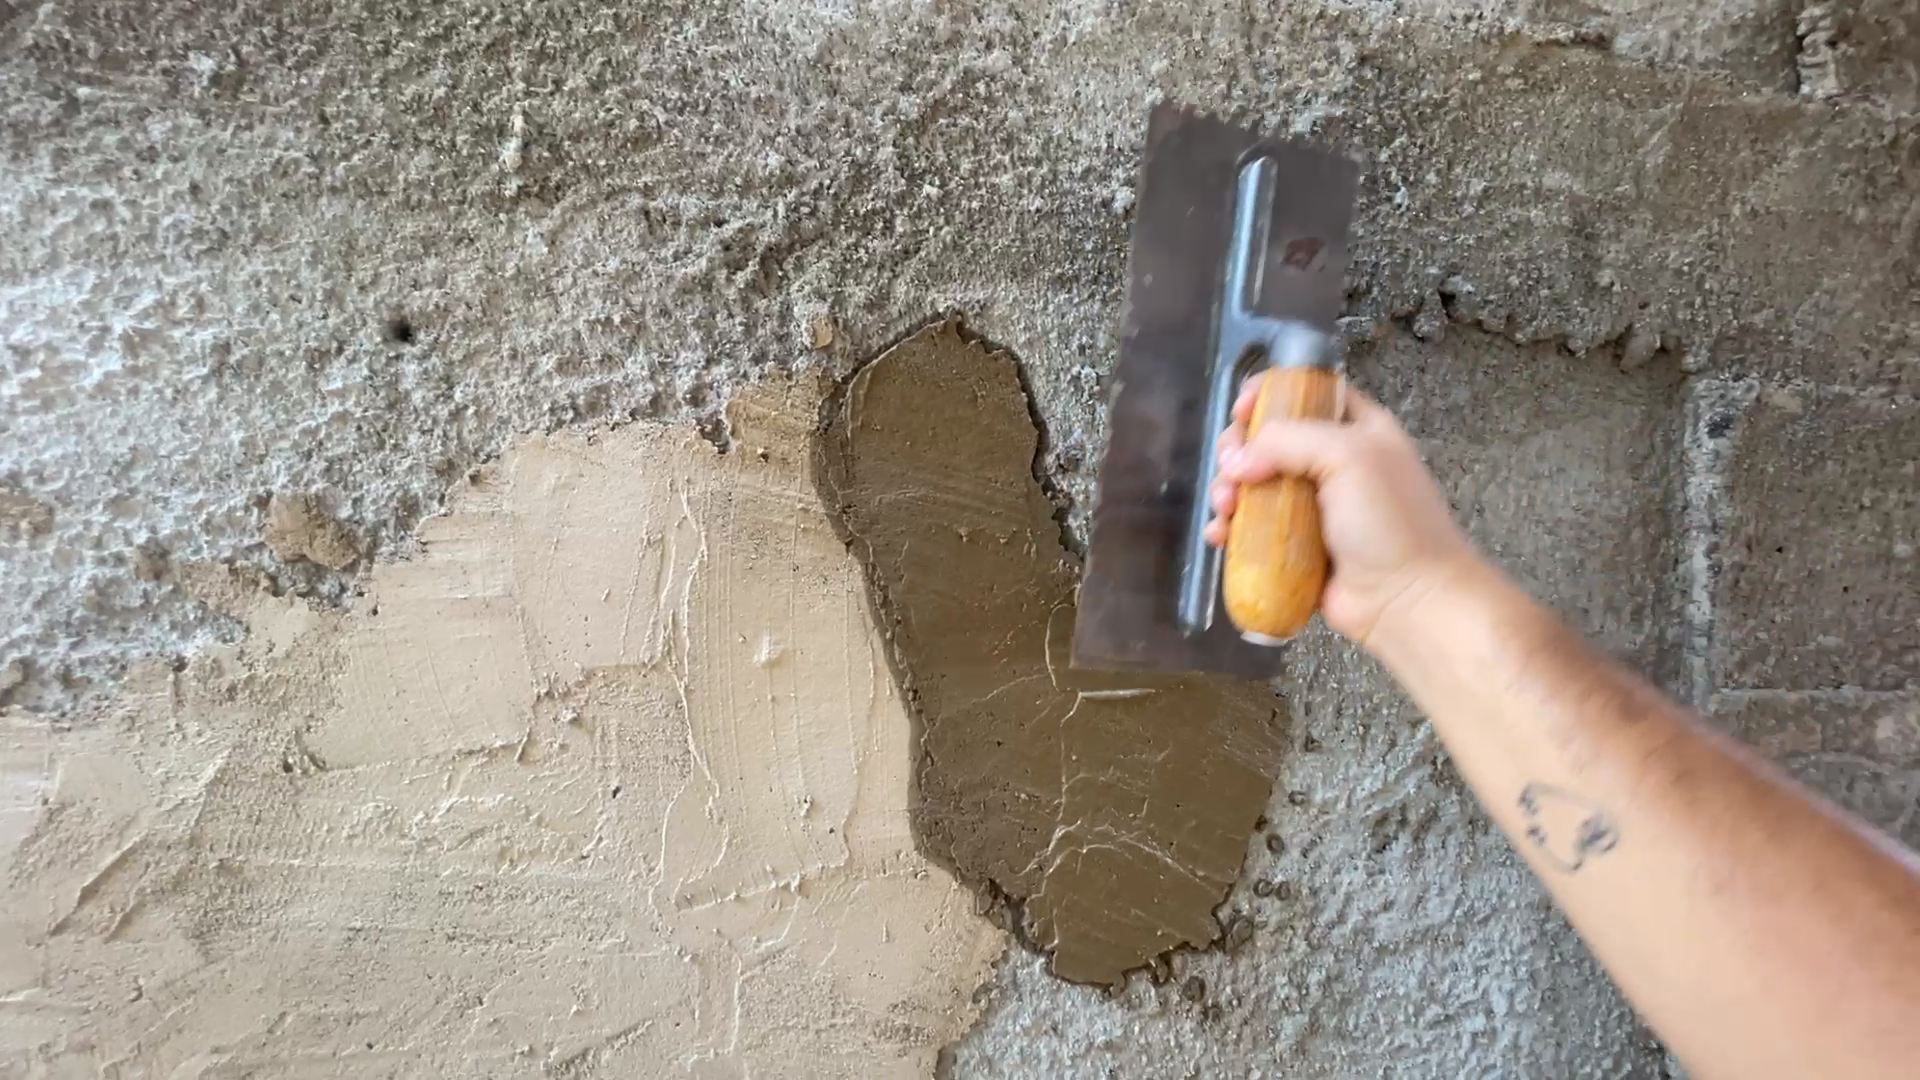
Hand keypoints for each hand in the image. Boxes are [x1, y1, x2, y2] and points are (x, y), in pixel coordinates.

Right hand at [1203, 374, 1475, 647]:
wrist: (1405, 600)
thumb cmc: (1390, 521)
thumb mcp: (1349, 456)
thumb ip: (1288, 441)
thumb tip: (1237, 463)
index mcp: (1355, 431)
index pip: (1307, 393)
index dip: (1270, 393)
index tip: (1241, 410)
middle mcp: (1330, 464)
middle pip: (1266, 439)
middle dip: (1237, 449)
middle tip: (1230, 468)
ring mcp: (1309, 507)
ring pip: (1250, 484)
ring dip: (1227, 491)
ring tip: (1226, 509)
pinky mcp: (1290, 545)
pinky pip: (1248, 528)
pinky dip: (1228, 528)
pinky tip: (1220, 536)